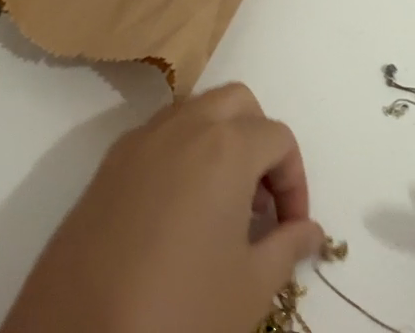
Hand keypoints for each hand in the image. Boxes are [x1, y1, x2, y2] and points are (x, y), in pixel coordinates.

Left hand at [1, 83, 324, 332]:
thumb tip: (310, 231)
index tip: (292, 227)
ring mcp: (137, 144)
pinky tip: (179, 211)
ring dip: (220, 139)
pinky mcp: (104, 169)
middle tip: (261, 198)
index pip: (279, 139)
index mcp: (226, 147)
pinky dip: (181, 153)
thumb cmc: (179, 310)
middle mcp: (182, 129)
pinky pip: (157, 138)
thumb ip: (288, 247)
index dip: (296, 181)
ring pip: (194, 112)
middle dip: (260, 140)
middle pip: (237, 103)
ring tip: (223, 203)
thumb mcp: (250, 287)